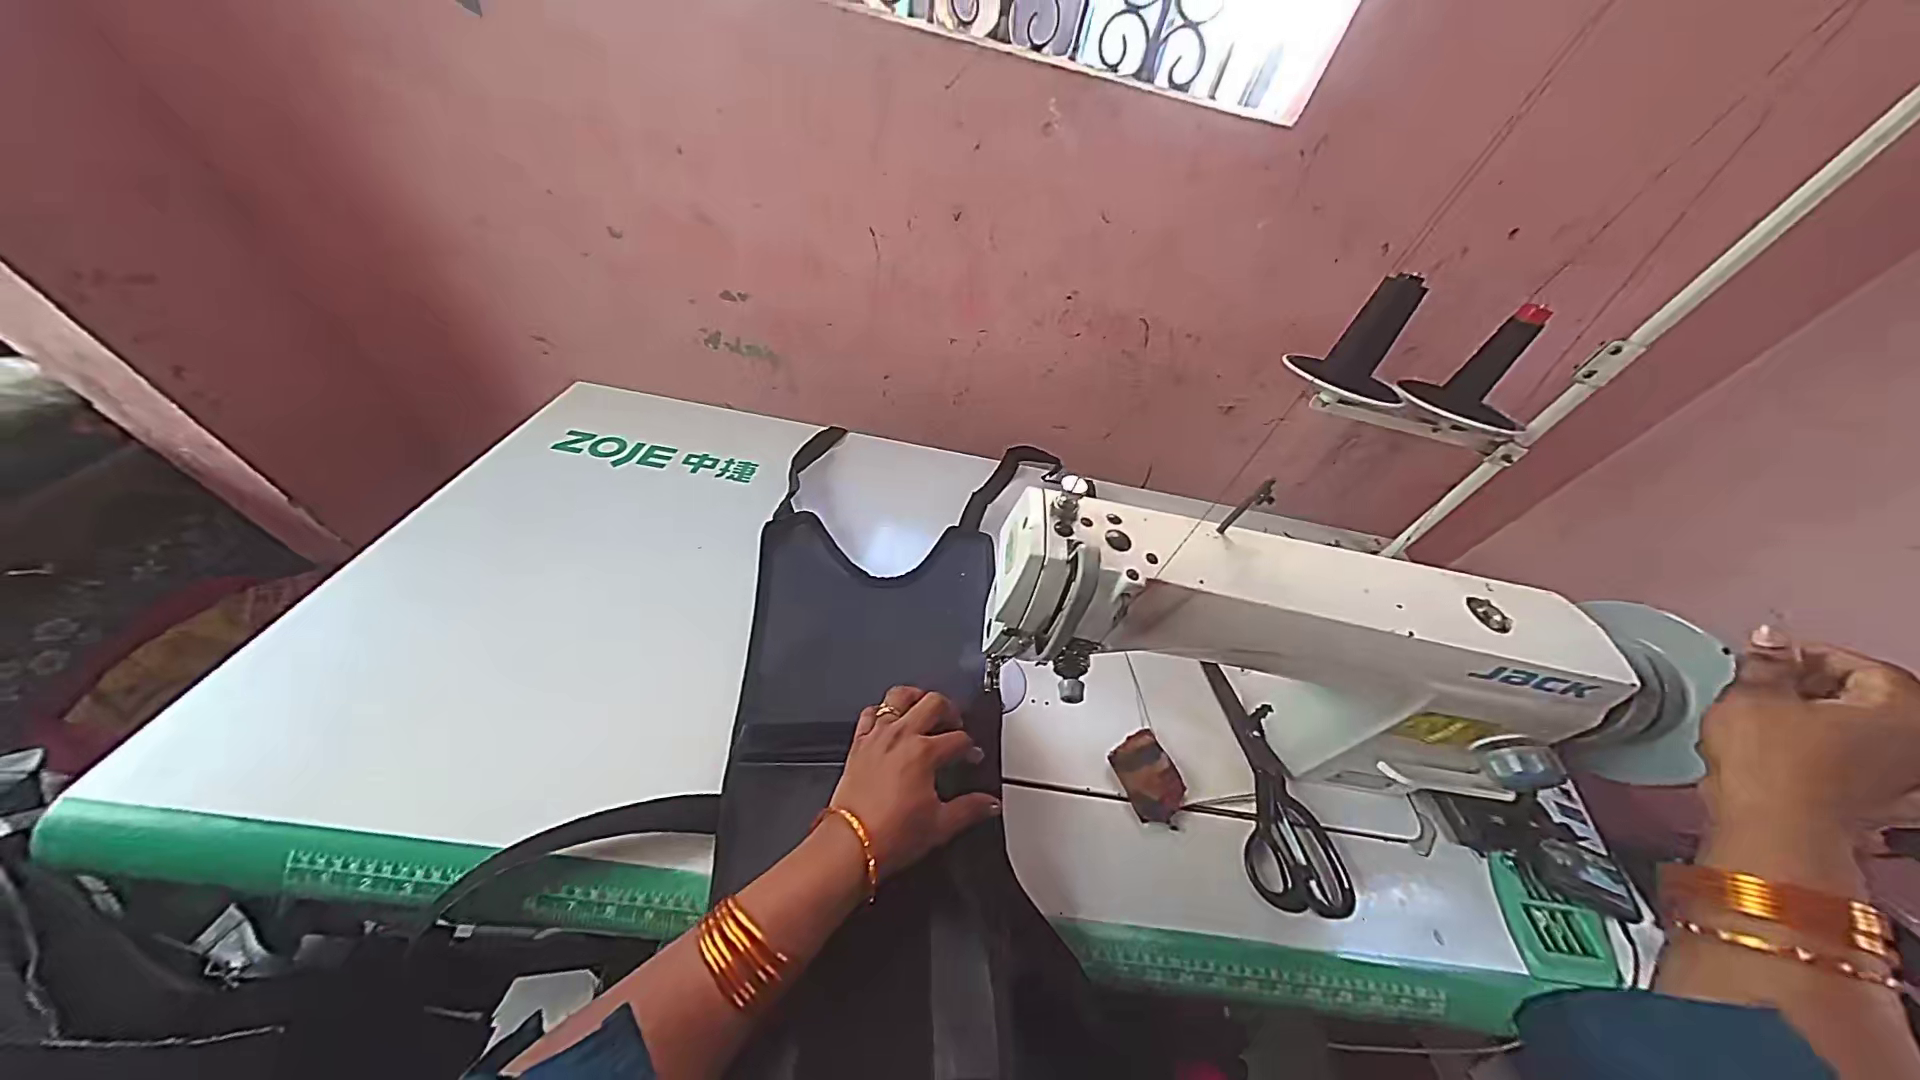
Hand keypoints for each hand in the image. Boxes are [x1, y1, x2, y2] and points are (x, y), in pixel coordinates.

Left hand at [826, 685, 1000, 877]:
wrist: (850, 845)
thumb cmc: (889, 834)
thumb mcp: (940, 825)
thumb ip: (969, 809)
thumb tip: (988, 804)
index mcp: (924, 752)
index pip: (958, 738)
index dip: (971, 747)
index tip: (972, 756)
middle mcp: (900, 737)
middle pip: (933, 703)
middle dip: (950, 710)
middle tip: (955, 723)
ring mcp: (877, 737)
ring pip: (899, 696)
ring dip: (916, 697)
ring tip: (925, 707)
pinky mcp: (858, 744)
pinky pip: (870, 713)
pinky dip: (882, 711)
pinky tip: (889, 721)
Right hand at [1700, 628, 1919, 834]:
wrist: (1773, 822)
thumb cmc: (1772, 762)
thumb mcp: (1751, 695)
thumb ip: (1766, 664)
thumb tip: (1773, 643)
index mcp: (1904, 707)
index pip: (1857, 663)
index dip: (1804, 657)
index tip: (1769, 660)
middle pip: (1866, 699)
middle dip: (1814, 692)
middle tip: (1764, 690)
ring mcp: (1907, 779)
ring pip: (1861, 733)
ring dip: (1820, 725)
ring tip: (1770, 725)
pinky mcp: (1883, 803)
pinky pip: (1857, 766)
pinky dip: (1827, 757)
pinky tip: (1791, 757)